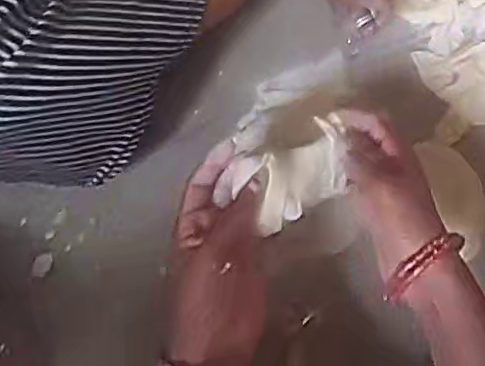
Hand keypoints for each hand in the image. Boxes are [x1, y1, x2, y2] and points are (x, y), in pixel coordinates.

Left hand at [164, 141, 267, 365]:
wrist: (218, 352)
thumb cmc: (205, 302)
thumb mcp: (214, 254)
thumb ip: (235, 215)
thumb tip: (255, 175)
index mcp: (191, 226)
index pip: (202, 183)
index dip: (218, 160)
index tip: (240, 140)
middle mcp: (213, 226)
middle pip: (229, 188)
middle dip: (246, 167)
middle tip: (272, 145)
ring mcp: (235, 239)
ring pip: (250, 202)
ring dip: (265, 184)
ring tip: (286, 162)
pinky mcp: (257, 252)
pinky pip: (266, 221)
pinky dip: (277, 206)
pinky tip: (292, 192)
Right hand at [337, 109, 448, 280]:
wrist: (418, 265)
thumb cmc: (403, 219)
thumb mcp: (381, 186)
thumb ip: (361, 163)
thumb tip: (344, 145)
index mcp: (402, 154)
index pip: (379, 124)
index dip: (358, 116)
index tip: (334, 115)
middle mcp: (397, 165)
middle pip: (374, 139)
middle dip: (353, 131)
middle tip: (326, 131)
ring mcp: (389, 186)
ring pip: (368, 160)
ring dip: (350, 153)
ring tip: (326, 150)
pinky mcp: (381, 207)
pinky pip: (363, 182)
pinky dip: (350, 175)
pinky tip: (335, 179)